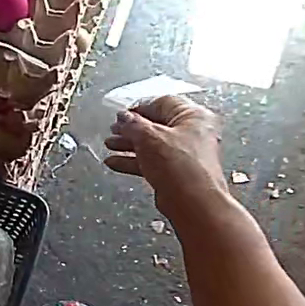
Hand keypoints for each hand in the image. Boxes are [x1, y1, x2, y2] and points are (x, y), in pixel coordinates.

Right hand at [103, 95, 231, 220]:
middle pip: (156, 125)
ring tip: (111, 144)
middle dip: (131, 129)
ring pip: (151, 145)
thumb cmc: (182, 167)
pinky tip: (115, 162)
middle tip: (114, 130)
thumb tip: (123, 117)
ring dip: (129, 145)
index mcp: (194, 117)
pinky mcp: (175, 172)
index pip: (162, 103)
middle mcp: (193, 133)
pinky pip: (151, 162)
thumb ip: (132, 124)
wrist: (192, 202)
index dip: (139, 108)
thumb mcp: (149, 137)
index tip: (122, 115)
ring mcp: (184, 154)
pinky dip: (133, 161)